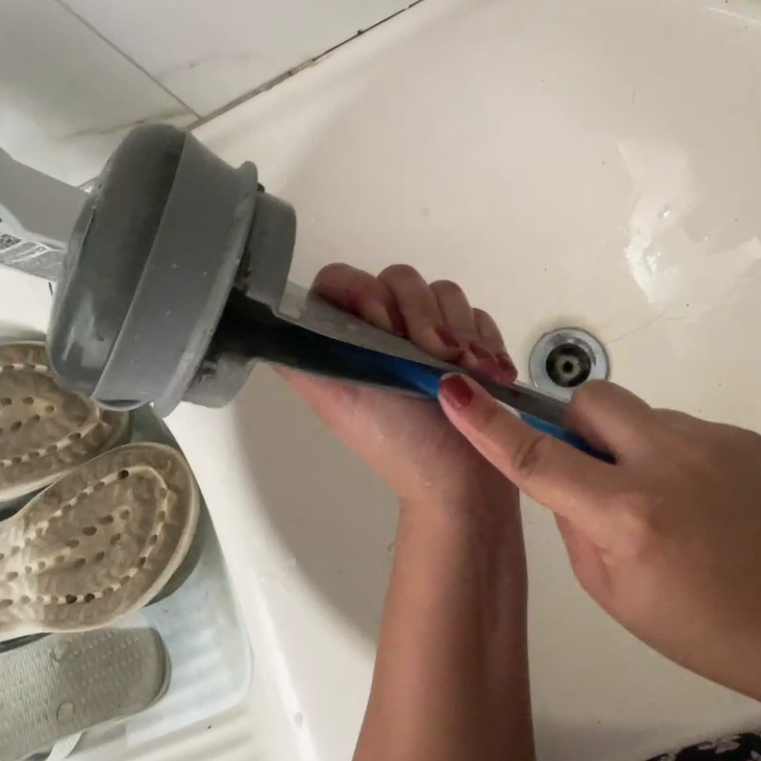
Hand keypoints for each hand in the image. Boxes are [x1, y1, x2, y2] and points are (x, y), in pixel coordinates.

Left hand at [279, 263, 519, 512]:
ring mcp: (427, 336)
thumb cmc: (395, 441)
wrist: (459, 481)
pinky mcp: (467, 345)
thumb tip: (272, 317)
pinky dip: (486, 343)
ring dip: (462, 334)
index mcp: (344, 340)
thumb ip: (304, 353)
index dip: (363, 291)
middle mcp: (381, 331)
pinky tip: (489, 372)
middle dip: (425, 317)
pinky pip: (478, 316)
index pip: (341, 280)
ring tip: (470, 372)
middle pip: (401, 279)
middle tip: (438, 357)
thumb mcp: (334, 397)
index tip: (385, 324)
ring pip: (445, 293)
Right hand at [435, 375, 760, 699]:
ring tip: (665, 500)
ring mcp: (712, 442)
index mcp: (629, 516)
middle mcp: (668, 465)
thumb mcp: (610, 590)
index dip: (488, 423)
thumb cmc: (695, 626)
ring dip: (629, 445)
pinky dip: (670, 454)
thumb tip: (565, 472)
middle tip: (595, 473)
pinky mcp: (742, 436)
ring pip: (637, 414)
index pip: (537, 458)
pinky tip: (700, 500)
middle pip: (590, 401)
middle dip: (575, 427)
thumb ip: (574, 520)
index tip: (454, 389)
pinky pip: (678, 428)